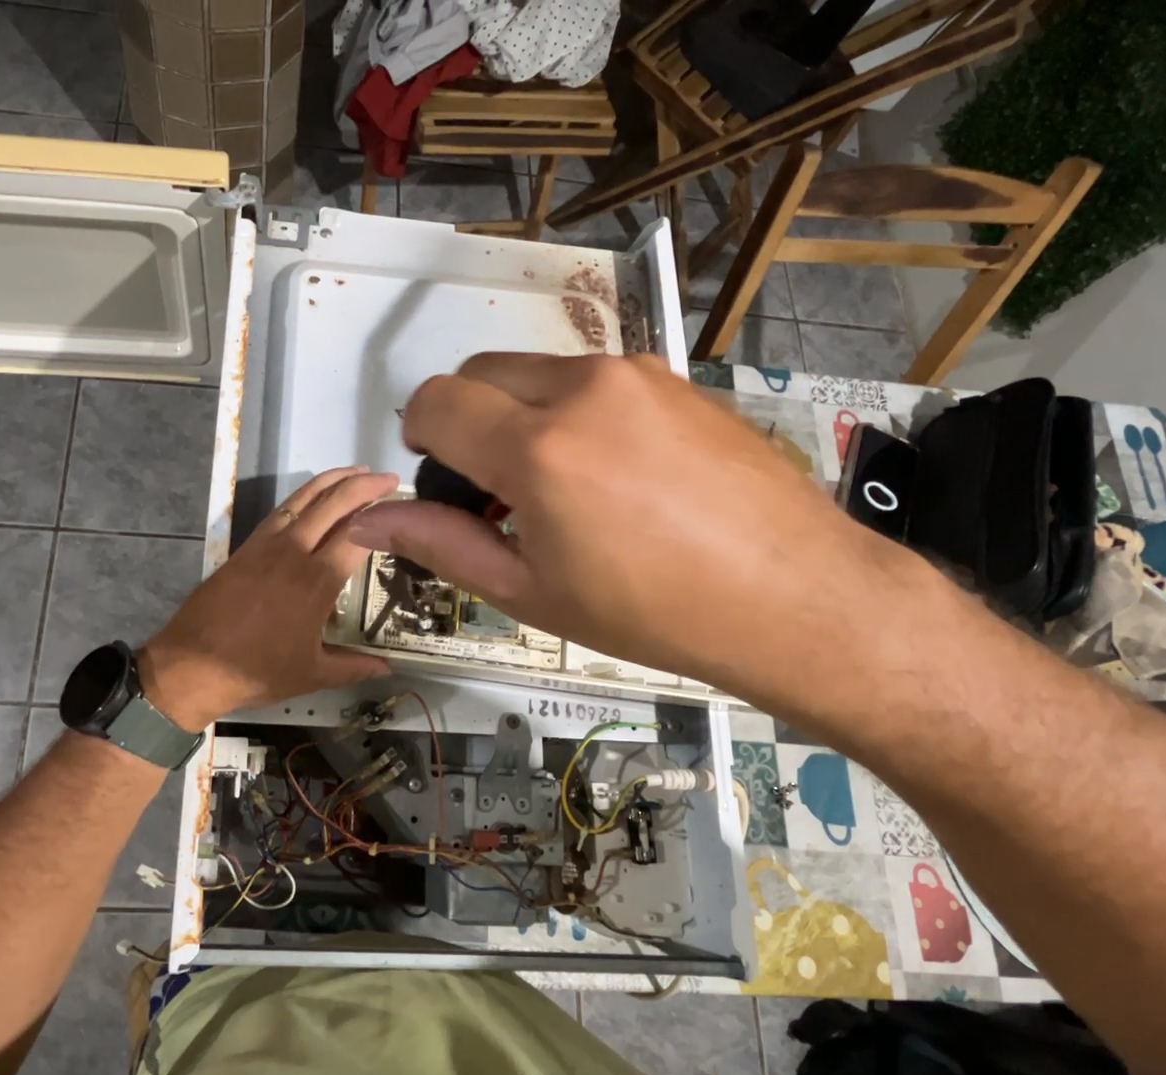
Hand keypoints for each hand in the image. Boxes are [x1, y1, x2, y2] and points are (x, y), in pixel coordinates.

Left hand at [139, 467, 398, 731]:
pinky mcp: (245, 547)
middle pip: (333, 503)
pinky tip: (314, 495)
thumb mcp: (311, 675)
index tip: (403, 503)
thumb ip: (354, 667)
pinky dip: (303, 495)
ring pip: (303, 498)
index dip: (383, 513)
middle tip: (388, 478)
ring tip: (357, 471)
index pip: (357, 533)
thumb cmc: (255, 672)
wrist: (191, 665)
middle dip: (363, 485)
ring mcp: (265, 545)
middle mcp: (293, 552)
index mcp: (316, 581)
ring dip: (332, 480)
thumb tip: (388, 667)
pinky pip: (281, 510)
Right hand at [344, 352, 933, 716]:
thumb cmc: (651, 612)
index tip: (446, 486)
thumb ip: (440, 544)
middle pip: (477, 372)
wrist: (796, 595)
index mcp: (537, 448)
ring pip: (534, 371)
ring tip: (561, 490)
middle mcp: (580, 387)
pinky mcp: (672, 377)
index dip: (420, 441)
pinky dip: (570, 411)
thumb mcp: (530, 591)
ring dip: (518, 415)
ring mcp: (633, 373)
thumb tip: (370, 523)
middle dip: (465, 421)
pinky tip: (614, 475)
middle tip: (496, 493)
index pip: (434, 402)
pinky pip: (589, 378)